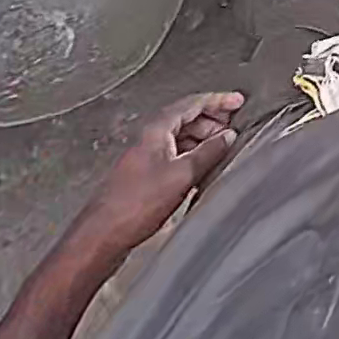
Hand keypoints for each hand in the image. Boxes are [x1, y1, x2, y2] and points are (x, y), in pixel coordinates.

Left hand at [65, 92, 245, 263]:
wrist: (99, 238)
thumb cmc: (136, 204)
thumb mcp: (181, 174)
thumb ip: (208, 152)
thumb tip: (228, 137)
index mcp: (158, 129)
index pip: (193, 103)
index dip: (218, 100)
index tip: (238, 101)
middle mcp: (150, 137)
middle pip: (187, 117)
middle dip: (212, 119)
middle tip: (233, 126)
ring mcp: (145, 156)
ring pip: (181, 136)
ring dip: (203, 138)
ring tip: (222, 148)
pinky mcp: (144, 175)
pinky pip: (175, 154)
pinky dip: (192, 154)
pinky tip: (201, 167)